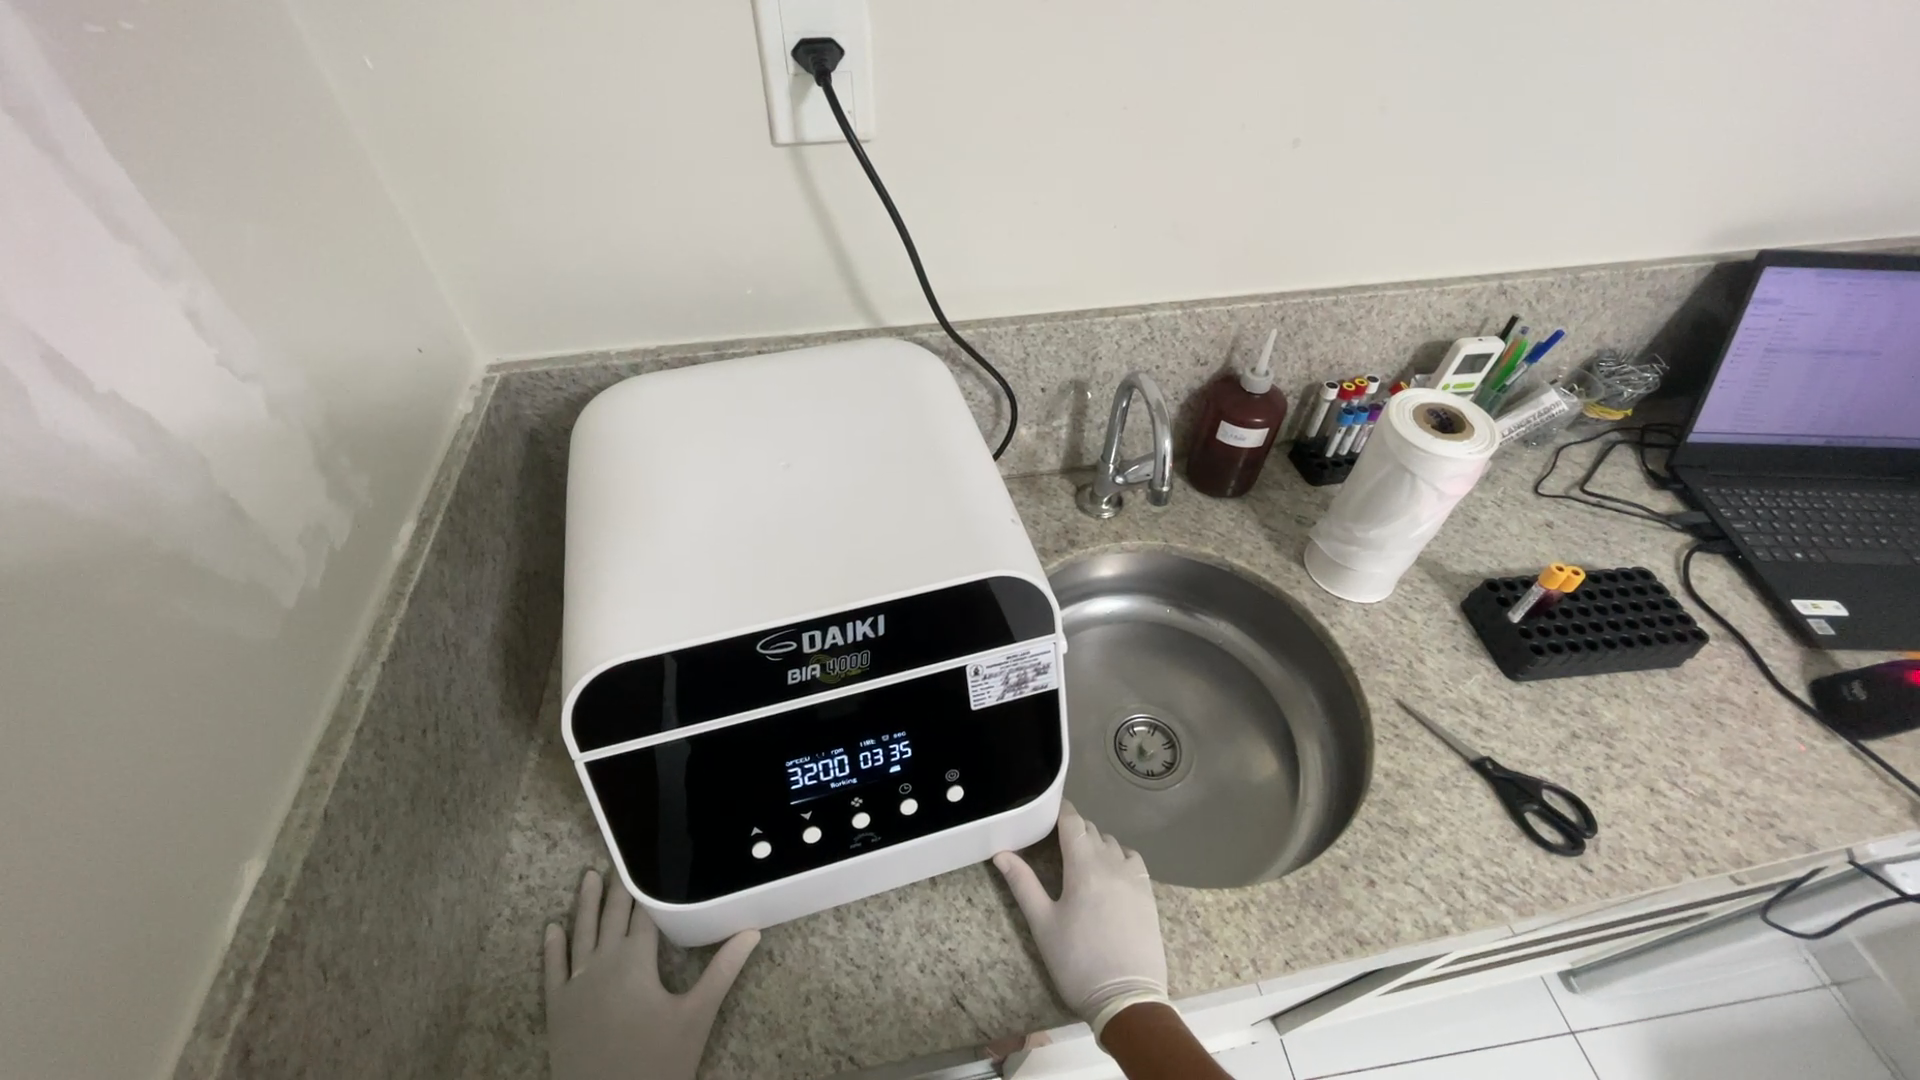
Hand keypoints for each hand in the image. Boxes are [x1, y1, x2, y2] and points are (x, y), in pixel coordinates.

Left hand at [544, 869, 759, 1079]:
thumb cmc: (658, 1064)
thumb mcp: (696, 1017)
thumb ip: (723, 970)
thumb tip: (752, 930)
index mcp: (635, 962)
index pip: (645, 913)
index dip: (650, 886)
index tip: (653, 859)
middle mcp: (601, 965)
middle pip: (612, 917)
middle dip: (619, 887)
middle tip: (619, 857)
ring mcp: (574, 988)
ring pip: (580, 935)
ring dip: (585, 905)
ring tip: (589, 876)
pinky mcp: (557, 1011)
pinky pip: (552, 971)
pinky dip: (552, 948)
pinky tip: (552, 928)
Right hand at [993, 800, 1168, 1040]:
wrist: (1126, 999)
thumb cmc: (1077, 962)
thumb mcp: (1043, 924)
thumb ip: (1023, 884)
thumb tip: (1000, 853)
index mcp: (1084, 867)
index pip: (1074, 823)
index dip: (1061, 810)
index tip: (1049, 807)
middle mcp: (1112, 864)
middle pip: (1093, 831)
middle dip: (1075, 830)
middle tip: (1056, 840)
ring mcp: (1135, 879)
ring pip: (1114, 844)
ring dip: (1097, 844)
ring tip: (1082, 860)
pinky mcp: (1149, 895)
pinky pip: (1133, 861)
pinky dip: (1119, 858)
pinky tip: (1110, 874)